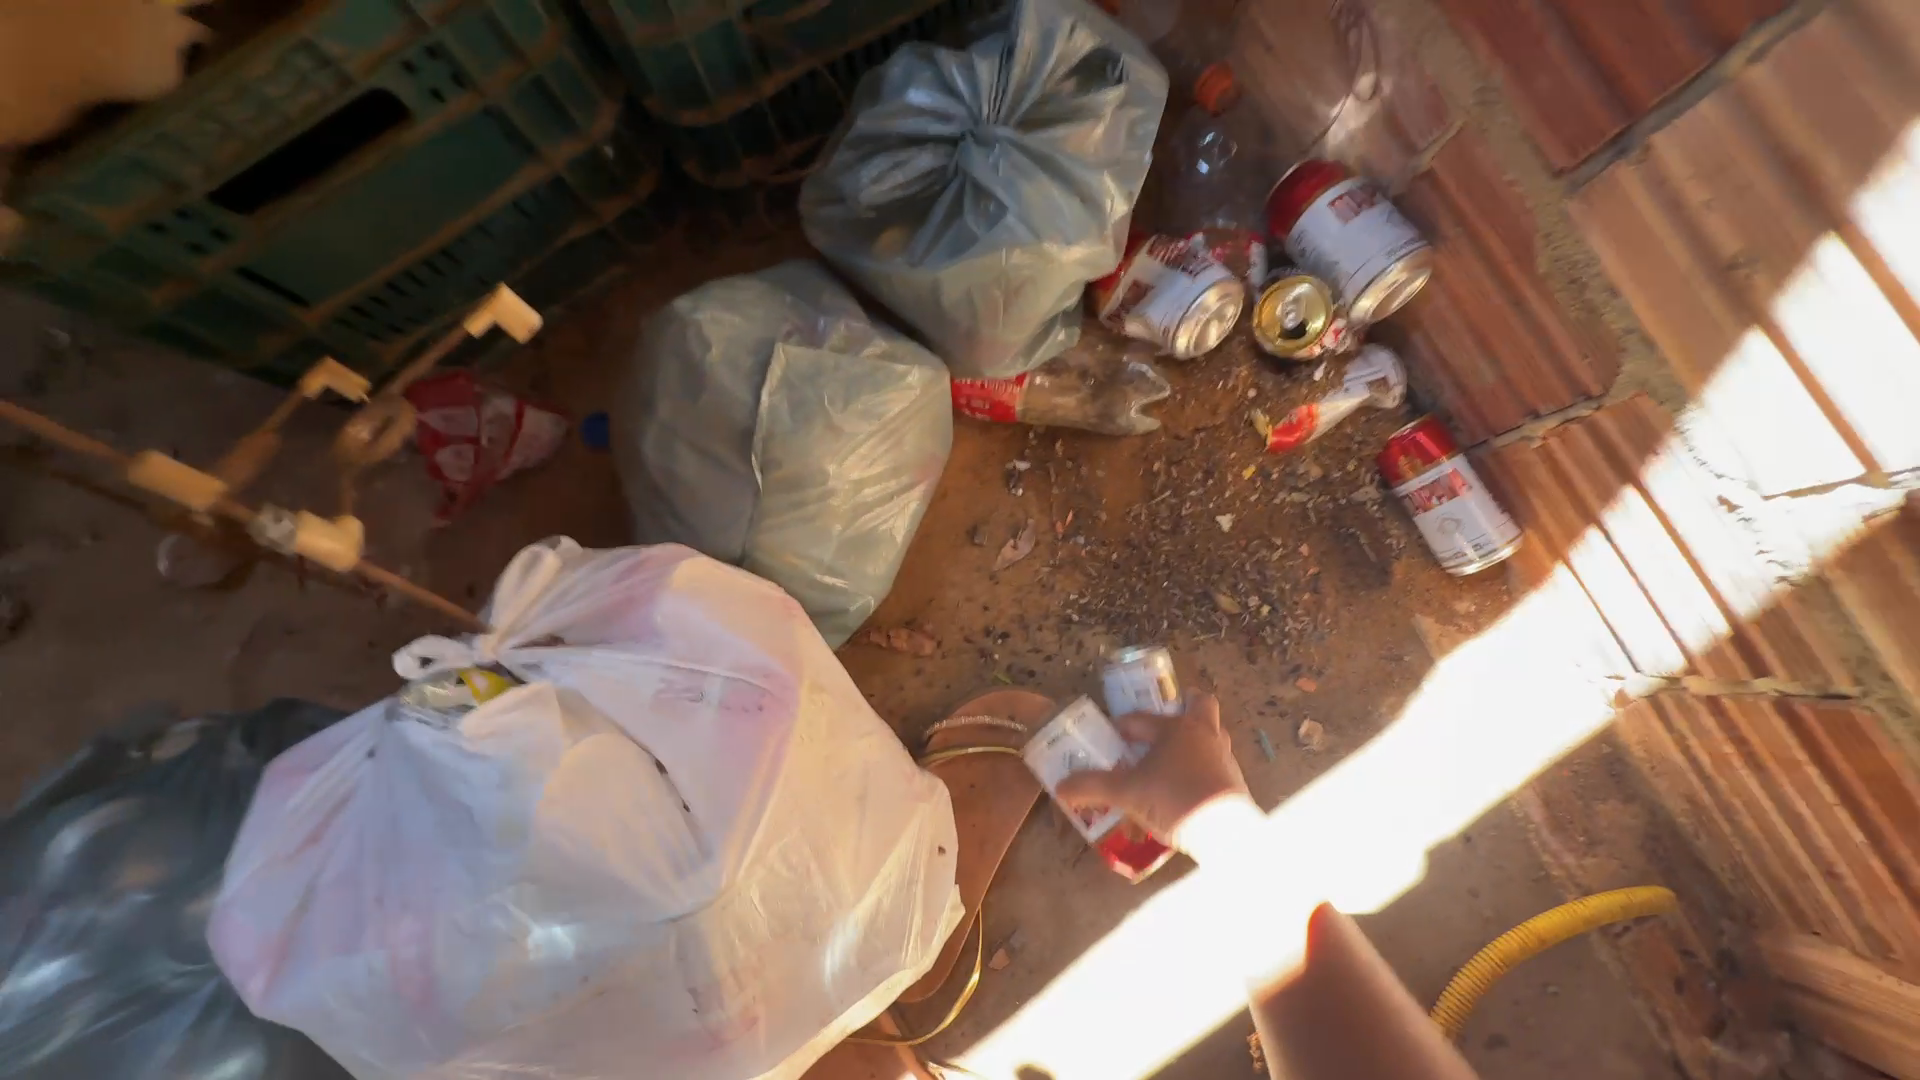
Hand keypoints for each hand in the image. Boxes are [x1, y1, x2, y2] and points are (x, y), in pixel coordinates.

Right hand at [1055, 692, 1250, 840]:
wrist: (1227, 835)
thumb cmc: (1175, 799)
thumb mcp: (1126, 794)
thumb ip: (1092, 787)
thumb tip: (1060, 787)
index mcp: (1176, 728)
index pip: (1141, 718)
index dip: (1121, 726)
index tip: (1109, 740)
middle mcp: (1204, 734)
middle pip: (1200, 705)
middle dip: (1183, 706)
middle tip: (1162, 723)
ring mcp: (1224, 758)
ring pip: (1211, 736)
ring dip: (1193, 740)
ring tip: (1170, 760)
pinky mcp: (1235, 783)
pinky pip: (1216, 765)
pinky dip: (1202, 769)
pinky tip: (1185, 789)